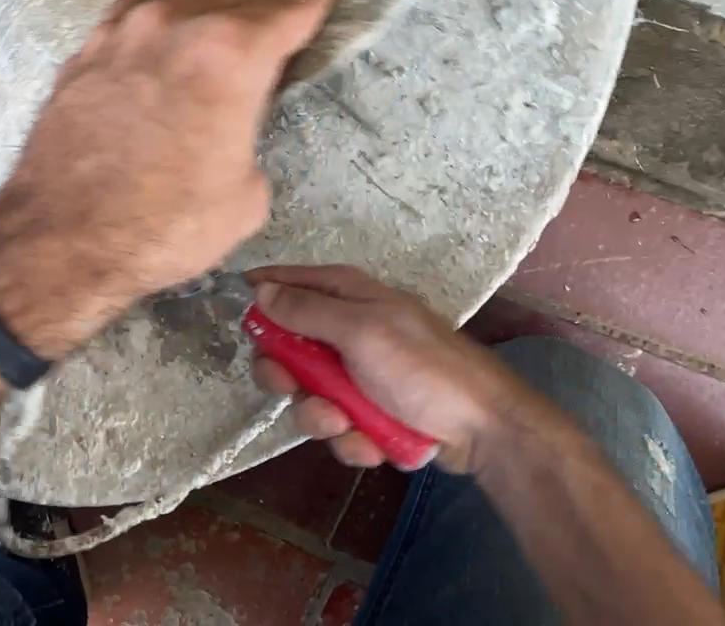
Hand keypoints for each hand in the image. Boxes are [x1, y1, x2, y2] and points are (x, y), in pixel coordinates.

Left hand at [0, 0, 345, 358]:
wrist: (60, 234)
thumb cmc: (164, 225)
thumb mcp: (242, 196)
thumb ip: (245, 145)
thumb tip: (226, 136)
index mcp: (232, 58)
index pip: (288, 8)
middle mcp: (179, 30)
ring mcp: (125, 37)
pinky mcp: (86, 56)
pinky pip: (124, 16)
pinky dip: (145, 5)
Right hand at [248, 265, 543, 472]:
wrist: (486, 431)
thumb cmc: (423, 367)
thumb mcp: (360, 331)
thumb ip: (306, 311)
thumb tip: (259, 290)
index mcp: (346, 294)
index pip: (286, 282)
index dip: (259, 296)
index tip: (239, 320)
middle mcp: (345, 328)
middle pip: (285, 345)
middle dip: (284, 374)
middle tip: (289, 386)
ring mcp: (357, 373)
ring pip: (307, 393)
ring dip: (320, 415)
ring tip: (346, 423)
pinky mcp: (368, 412)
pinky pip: (336, 425)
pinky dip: (350, 438)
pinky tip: (371, 443)